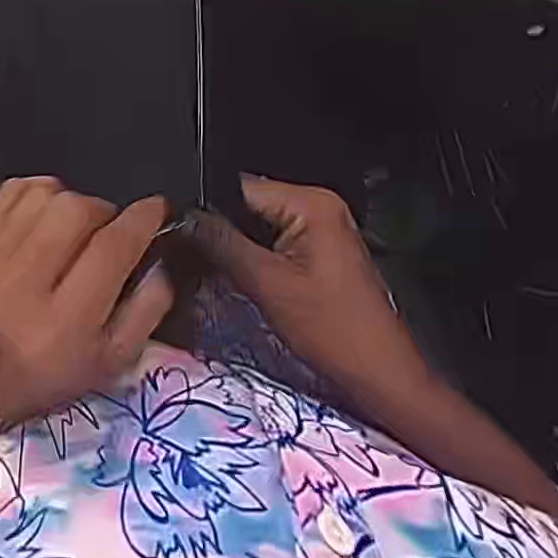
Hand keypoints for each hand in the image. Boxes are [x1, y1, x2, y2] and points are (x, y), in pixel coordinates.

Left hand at [0, 177, 175, 423]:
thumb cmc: (53, 370)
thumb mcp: (115, 359)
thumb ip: (149, 308)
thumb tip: (162, 260)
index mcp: (62, 324)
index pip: (109, 250)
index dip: (141, 220)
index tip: (157, 208)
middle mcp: (20, 289)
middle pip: (76, 210)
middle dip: (105, 212)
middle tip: (107, 233)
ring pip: (47, 195)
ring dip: (72, 204)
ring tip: (75, 230)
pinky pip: (16, 190)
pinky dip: (41, 195)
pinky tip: (47, 219)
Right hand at [193, 175, 434, 402]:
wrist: (378, 370)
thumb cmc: (332, 329)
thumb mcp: (267, 284)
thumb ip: (223, 244)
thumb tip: (186, 219)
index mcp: (311, 202)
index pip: (241, 188)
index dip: (207, 208)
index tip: (179, 230)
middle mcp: (319, 204)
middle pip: (249, 203)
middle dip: (221, 228)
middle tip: (191, 253)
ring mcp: (322, 225)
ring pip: (259, 223)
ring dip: (237, 244)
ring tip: (215, 267)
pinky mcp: (319, 246)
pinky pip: (275, 239)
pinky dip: (256, 255)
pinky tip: (244, 275)